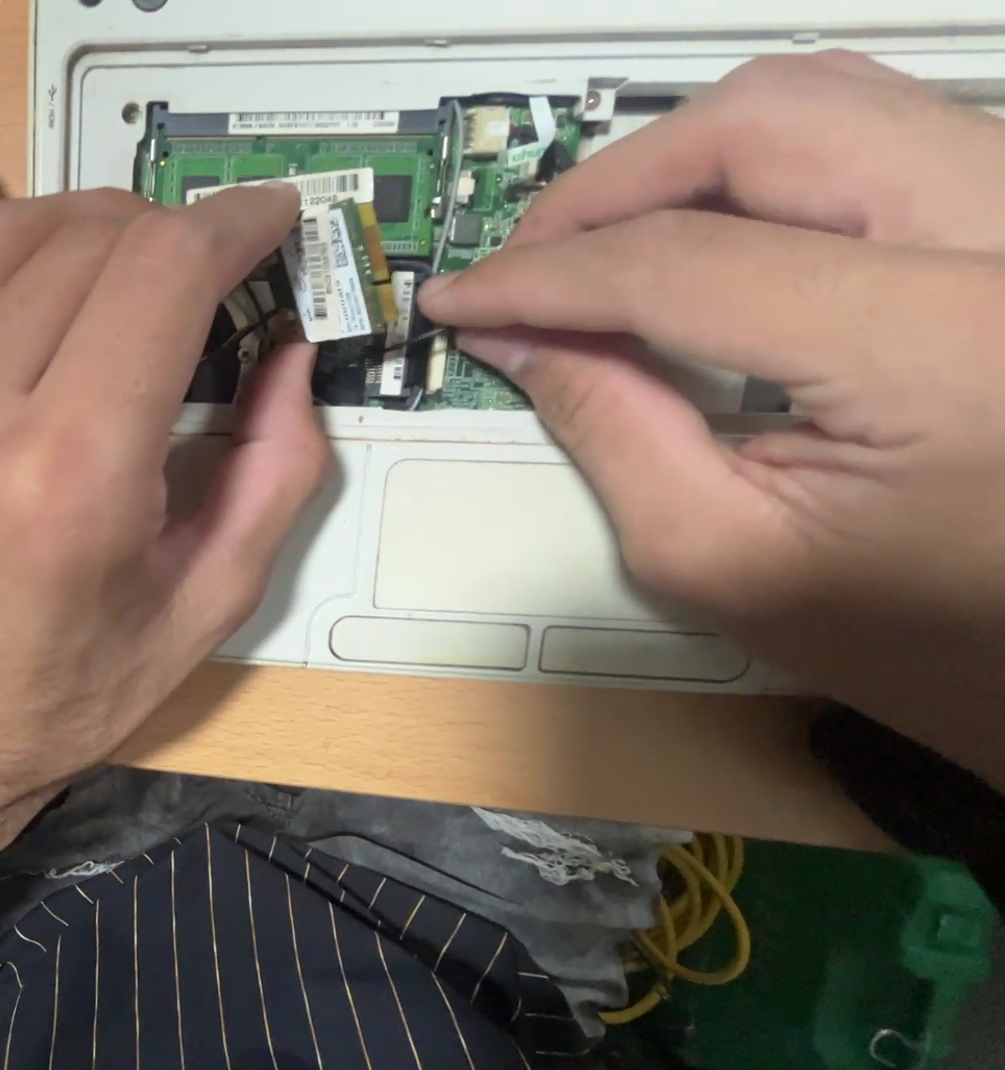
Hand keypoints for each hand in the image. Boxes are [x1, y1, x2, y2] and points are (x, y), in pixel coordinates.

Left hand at [0, 142, 328, 881]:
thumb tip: (287, 348)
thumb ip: (274, 467)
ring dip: (83, 220)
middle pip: (85, 243)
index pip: (158, 275)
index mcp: (70, 474)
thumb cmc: (72, 690)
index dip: (230, 226)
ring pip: (2, 240)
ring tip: (134, 248)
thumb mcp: (206, 603)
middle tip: (211, 262)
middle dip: (167, 230)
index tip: (269, 221)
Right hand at [418, 52, 1004, 787]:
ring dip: (665, 170)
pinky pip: (859, 140)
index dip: (541, 276)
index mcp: (947, 352)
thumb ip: (604, 426)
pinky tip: (668, 249)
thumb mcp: (715, 552)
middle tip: (519, 266)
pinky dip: (732, 180)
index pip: (683, 263)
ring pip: (818, 105)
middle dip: (602, 190)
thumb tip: (512, 336)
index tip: (455, 299)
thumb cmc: (914, 632)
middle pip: (768, 123)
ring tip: (580, 257)